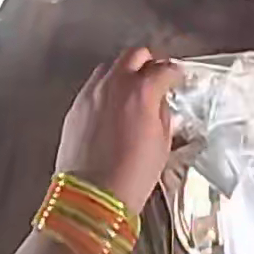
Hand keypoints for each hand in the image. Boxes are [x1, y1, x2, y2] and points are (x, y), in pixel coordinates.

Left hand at [55, 47, 183, 211]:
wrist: (91, 198)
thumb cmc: (134, 175)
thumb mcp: (161, 145)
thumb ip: (162, 115)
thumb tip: (160, 103)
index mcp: (142, 90)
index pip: (164, 69)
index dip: (174, 73)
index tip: (177, 79)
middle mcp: (116, 83)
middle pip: (135, 55)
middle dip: (148, 63)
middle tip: (154, 78)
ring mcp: (92, 91)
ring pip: (111, 66)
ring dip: (124, 72)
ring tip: (130, 89)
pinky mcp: (76, 104)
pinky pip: (94, 84)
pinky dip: (106, 87)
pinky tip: (111, 105)